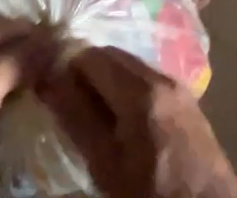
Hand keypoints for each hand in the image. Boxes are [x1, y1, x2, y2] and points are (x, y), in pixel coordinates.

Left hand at [0, 18, 49, 197]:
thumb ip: (21, 57)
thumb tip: (58, 36)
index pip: (20, 24)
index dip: (47, 37)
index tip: (74, 51)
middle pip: (4, 37)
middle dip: (32, 48)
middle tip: (63, 69)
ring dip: (15, 67)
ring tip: (42, 83)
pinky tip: (6, 97)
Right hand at [37, 45, 236, 197]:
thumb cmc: (150, 196)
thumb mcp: (105, 164)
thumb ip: (75, 116)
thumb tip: (46, 77)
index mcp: (141, 89)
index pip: (89, 54)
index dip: (64, 65)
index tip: (48, 84)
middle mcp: (163, 76)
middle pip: (112, 55)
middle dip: (86, 70)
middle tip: (66, 98)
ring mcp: (181, 88)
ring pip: (130, 66)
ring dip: (107, 80)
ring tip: (91, 111)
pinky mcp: (190, 103)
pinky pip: (148, 81)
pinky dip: (128, 90)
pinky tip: (120, 118)